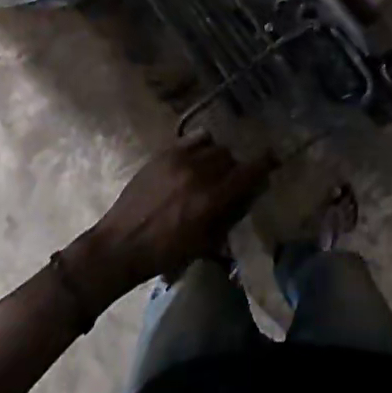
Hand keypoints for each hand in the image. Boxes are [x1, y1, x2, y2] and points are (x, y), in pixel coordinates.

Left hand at [69, 135, 274, 298]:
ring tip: (211, 168)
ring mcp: (179, 161)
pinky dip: (201, 146)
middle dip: (236, 167)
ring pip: (214, 146)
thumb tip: (248, 195)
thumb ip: (229, 216)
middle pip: (231, 157)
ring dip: (218, 157)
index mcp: (210, 200)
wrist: (118, 246)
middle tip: (231, 179)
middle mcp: (198, 174)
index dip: (265, 164)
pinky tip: (196, 157)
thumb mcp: (204, 243)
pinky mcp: (163, 155)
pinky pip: (193, 139)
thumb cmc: (163, 253)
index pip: (248, 172)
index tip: (273, 159)